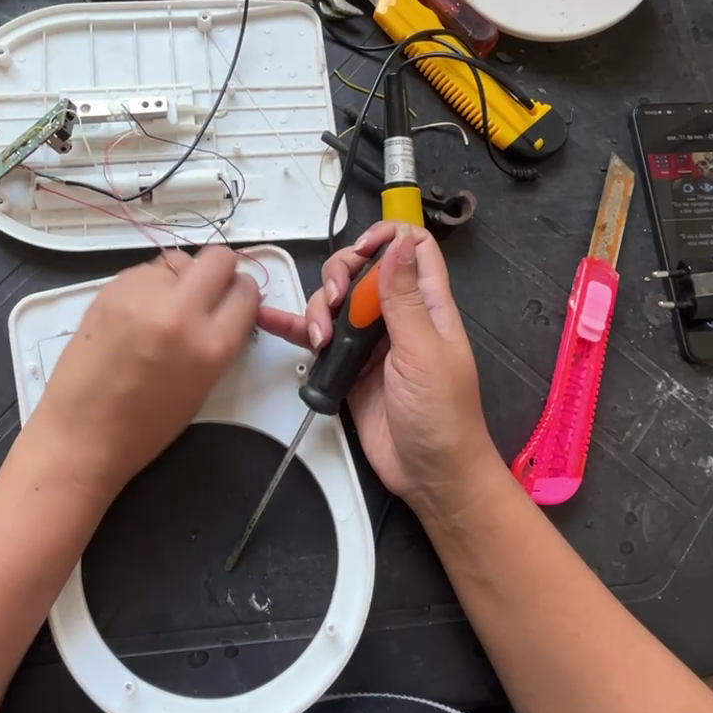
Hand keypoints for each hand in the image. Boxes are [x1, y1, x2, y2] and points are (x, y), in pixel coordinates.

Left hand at [22, 246, 261, 501]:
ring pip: (178, 260)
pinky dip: (147, 286)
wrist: (82, 434)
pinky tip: (134, 315)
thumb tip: (226, 305)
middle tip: (205, 291)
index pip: (247, 291)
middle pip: (219, 257)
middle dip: (219, 271)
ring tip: (162, 308)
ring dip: (179, 277)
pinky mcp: (111, 289)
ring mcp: (143, 296)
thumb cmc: (146, 425)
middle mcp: (182, 312)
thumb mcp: (203, 384)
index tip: (232, 299)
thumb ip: (219, 339)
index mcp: (213, 345)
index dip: (241, 293)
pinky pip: (144, 271)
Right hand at [258, 222, 502, 513]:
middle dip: (340, 274)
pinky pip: (317, 337)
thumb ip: (405, 298)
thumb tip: (399, 243)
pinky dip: (294, 326)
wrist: (428, 475)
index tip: (361, 250)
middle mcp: (398, 316)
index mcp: (428, 306)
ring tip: (320, 337)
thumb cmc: (442, 416)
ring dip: (318, 307)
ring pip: (336, 300)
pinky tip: (270, 318)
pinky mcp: (347, 365)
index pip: (413, 250)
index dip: (387, 237)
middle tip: (333, 301)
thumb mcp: (424, 352)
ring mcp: (370, 340)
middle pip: (363, 269)